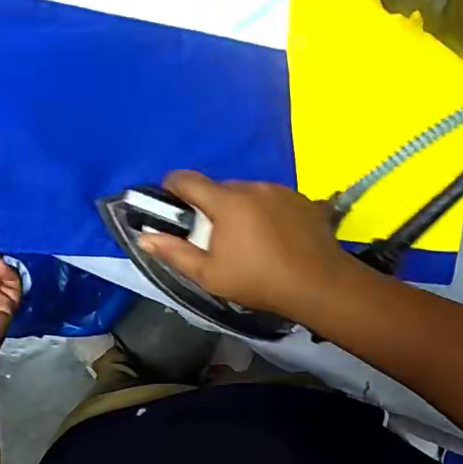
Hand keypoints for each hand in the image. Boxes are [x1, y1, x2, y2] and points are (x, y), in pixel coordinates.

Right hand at [137, 170, 364, 318]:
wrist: (318, 284)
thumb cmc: (258, 281)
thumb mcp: (210, 275)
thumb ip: (175, 253)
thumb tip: (144, 237)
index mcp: (227, 202)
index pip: (188, 179)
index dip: (172, 187)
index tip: (170, 204)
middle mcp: (253, 186)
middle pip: (220, 188)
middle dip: (212, 207)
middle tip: (215, 237)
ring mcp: (281, 190)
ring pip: (249, 193)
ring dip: (242, 209)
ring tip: (249, 240)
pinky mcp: (303, 199)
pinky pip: (274, 199)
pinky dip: (267, 212)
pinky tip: (275, 237)